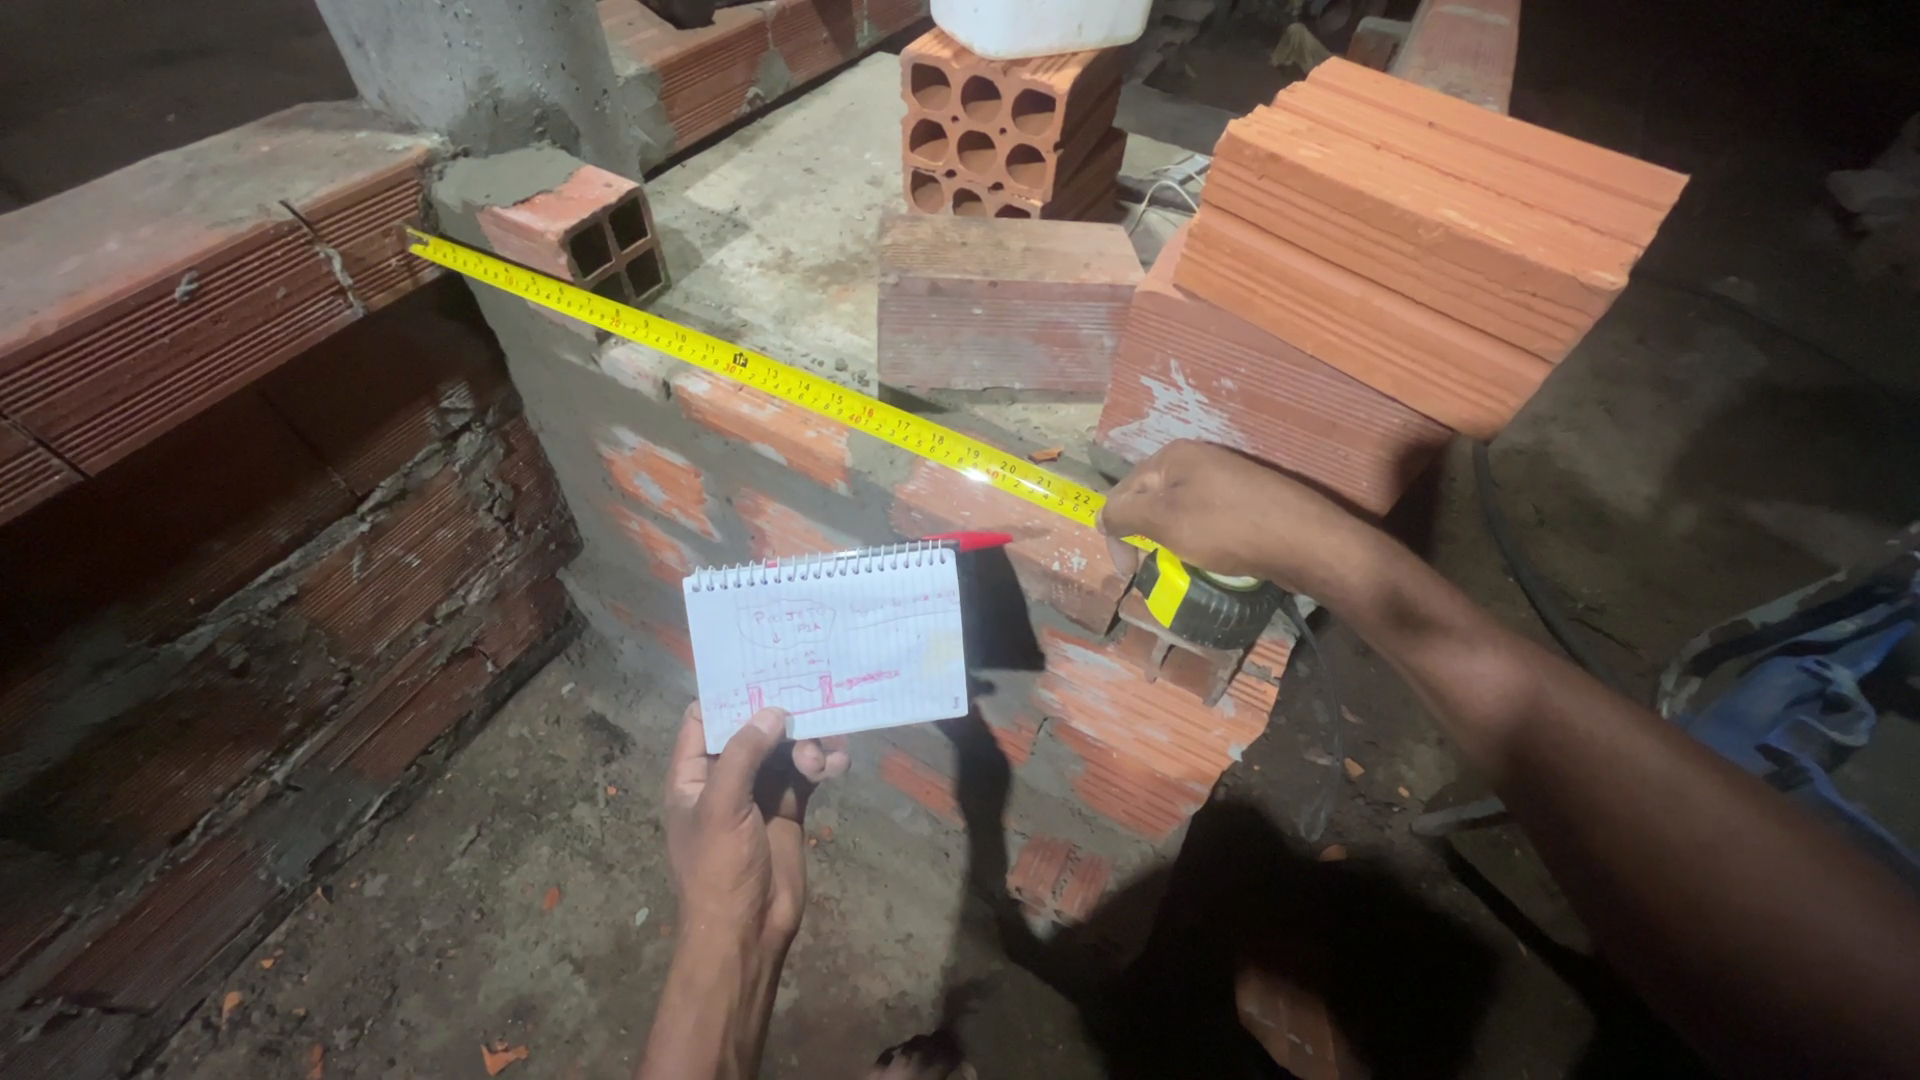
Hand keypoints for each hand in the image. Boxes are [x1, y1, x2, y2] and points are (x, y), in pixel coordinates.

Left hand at [662, 703, 848, 955]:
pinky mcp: (789, 806)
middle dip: (782, 717)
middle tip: (812, 706)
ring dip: (808, 744)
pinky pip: (807, 771)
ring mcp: (758, 791)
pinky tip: (838, 767)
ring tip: (822, 760)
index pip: (705, 718)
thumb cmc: (719, 868)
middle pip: (754, 728)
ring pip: (785, 747)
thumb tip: (773, 711)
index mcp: (692, 774)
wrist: (747, 931)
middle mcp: (724, 776)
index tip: (764, 672)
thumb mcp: (721, 806)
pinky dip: (823, 763)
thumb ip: (744, 753)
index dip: (730, 694)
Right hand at [1097, 439, 1364, 591]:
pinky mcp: (1245, 500)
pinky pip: (1204, 518)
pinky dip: (1196, 539)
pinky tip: (1207, 556)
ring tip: (1179, 564)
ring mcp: (1224, 479)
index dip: (1116, 532)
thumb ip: (1124, 514)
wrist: (1304, 541)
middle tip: (1148, 569)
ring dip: (1168, 539)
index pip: (1122, 492)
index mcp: (1172, 457)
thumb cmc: (1226, 528)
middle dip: (1142, 535)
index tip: (1127, 571)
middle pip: (1149, 500)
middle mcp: (1196, 460)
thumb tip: (1099, 516)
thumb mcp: (1163, 521)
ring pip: (1176, 511)